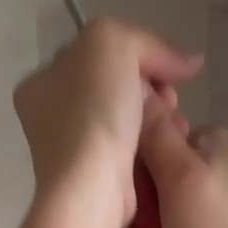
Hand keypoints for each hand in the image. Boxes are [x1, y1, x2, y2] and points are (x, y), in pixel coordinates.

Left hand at [13, 20, 203, 227]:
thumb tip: (186, 61)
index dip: (135, 50)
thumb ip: (145, 41)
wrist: (91, 186)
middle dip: (151, 84)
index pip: (96, 52)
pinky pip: (133, 145)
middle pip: (115, 84)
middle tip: (168, 96)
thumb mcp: (111, 43)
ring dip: (159, 111)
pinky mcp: (96, 175)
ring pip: (128, 115)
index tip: (163, 65)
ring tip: (173, 118)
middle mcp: (51, 114)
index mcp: (40, 82)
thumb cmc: (92, 111)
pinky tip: (168, 139)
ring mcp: (73, 147)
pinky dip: (154, 139)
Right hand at [128, 104, 227, 227]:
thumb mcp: (181, 174)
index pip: (141, 147)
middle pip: (141, 191)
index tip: (124, 213)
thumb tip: (137, 87)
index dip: (123, 183)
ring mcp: (198, 206)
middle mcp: (199, 170)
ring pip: (148, 224)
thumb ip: (155, 134)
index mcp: (199, 145)